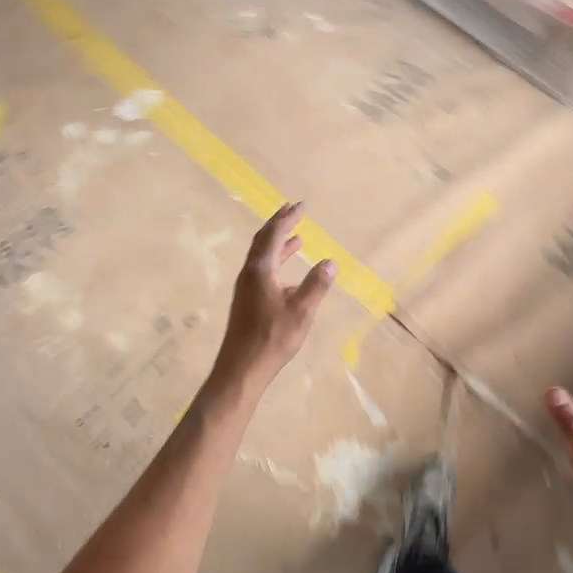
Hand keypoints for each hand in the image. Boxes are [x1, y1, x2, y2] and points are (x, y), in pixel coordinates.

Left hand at [209, 202, 336, 395]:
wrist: (242, 367)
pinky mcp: (246, 299)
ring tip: (296, 236)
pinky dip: (276, 260)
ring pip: (261, 255)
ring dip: (278, 242)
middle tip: (293, 210)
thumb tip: (331, 261)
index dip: (288, 218)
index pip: (274, 234)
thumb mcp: (301, 311)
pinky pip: (262, 268)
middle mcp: (249, 273)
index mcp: (260, 269)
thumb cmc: (272, 337)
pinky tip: (287, 270)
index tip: (301, 205)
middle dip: (279, 223)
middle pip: (263, 239)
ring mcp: (245, 286)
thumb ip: (316, 284)